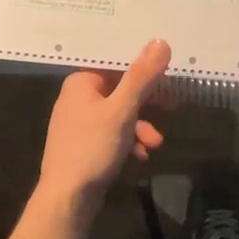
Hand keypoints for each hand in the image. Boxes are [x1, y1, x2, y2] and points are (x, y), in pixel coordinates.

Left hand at [36, 40, 170, 210]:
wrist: (68, 196)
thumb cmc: (92, 148)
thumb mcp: (122, 110)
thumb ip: (141, 77)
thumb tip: (160, 42)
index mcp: (81, 83)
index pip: (116, 65)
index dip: (143, 70)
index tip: (167, 77)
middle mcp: (77, 98)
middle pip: (120, 91)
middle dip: (146, 104)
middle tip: (170, 107)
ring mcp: (79, 124)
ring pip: (119, 116)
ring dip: (141, 127)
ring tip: (154, 145)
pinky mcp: (84, 146)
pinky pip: (112, 135)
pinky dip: (128, 142)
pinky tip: (140, 156)